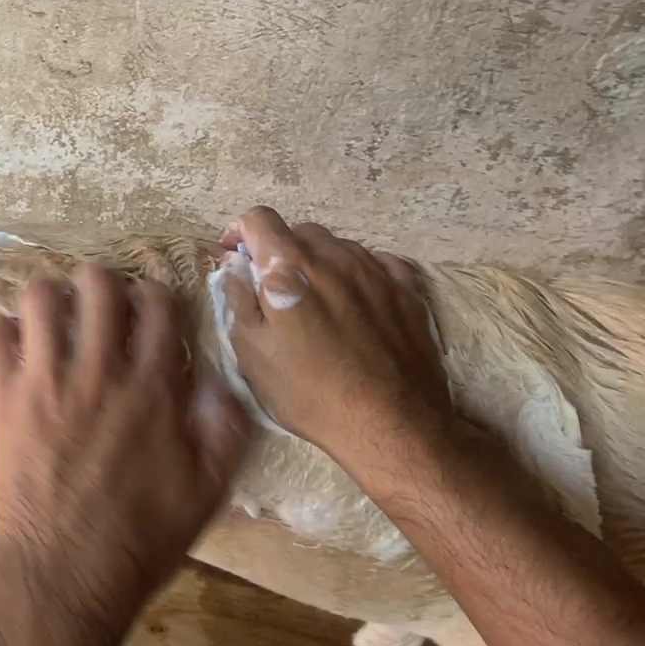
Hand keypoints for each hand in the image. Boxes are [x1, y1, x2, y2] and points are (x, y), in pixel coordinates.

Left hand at [0, 264, 252, 605]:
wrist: (64, 570)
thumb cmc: (141, 535)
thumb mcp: (208, 489)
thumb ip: (225, 427)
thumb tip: (217, 380)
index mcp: (152, 388)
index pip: (159, 304)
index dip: (155, 296)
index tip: (148, 310)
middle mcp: (98, 371)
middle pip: (98, 285)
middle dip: (101, 283)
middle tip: (98, 303)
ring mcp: (44, 381)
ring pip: (39, 297)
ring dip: (49, 298)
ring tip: (53, 317)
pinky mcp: (2, 398)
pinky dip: (1, 333)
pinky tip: (14, 349)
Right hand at [217, 206, 452, 469]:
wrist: (391, 426)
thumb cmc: (308, 391)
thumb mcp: (250, 350)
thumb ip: (237, 297)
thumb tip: (235, 266)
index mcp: (289, 267)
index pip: (259, 219)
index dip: (240, 231)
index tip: (235, 255)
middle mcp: (334, 257)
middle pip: (299, 232)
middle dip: (280, 251)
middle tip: (275, 288)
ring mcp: (376, 271)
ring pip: (339, 246)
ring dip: (320, 262)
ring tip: (318, 300)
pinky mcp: (409, 291)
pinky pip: (379, 262)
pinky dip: (359, 273)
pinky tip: (357, 301)